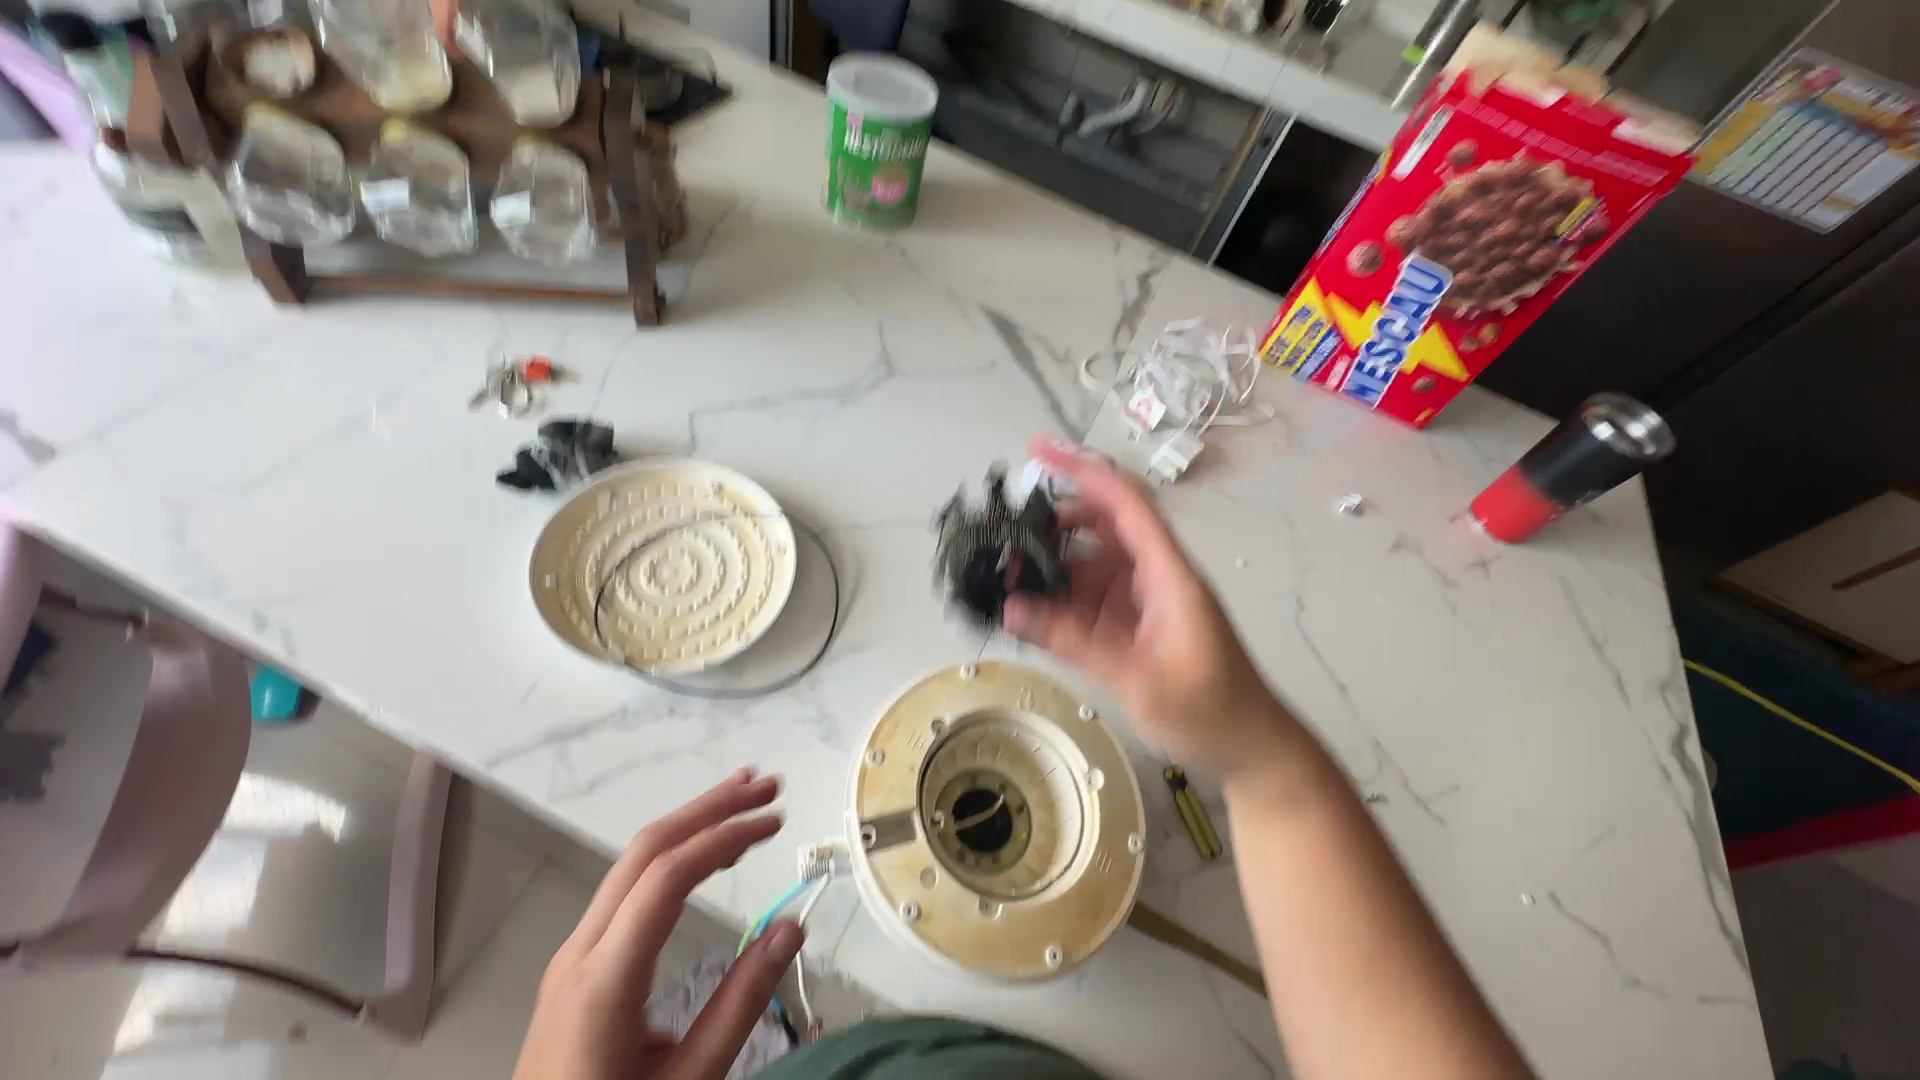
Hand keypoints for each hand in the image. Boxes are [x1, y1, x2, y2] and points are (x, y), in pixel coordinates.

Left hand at [512, 769, 802, 1079]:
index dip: (725, 837)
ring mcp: (573, 954)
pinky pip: (627, 889)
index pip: (666, 878)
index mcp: (604, 980)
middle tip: (767, 785)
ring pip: (632, 864)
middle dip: (709, 808)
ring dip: (691, 824)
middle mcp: (581, 951)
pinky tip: (704, 854)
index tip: (775, 820)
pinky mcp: (578, 965)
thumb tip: (791, 926)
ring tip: (744, 800)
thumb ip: (740, 1004)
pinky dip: (673, 856)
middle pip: (644, 851)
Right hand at [1005, 438, 1298, 779]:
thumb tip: (1012, 610)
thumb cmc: (1209, 711)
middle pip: (1103, 526)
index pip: (1125, 504)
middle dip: (1054, 523)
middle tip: (1005, 537)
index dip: (1084, 471)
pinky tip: (1029, 609)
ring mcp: (1145, 599)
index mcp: (1169, 575)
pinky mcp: (1136, 623)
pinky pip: (1092, 597)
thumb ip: (1074, 642)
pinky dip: (1061, 597)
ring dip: (1053, 564)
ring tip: (1007, 575)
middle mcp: (1156, 576)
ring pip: (1092, 562)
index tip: (1040, 453)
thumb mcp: (1138, 680)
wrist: (1250, 746)